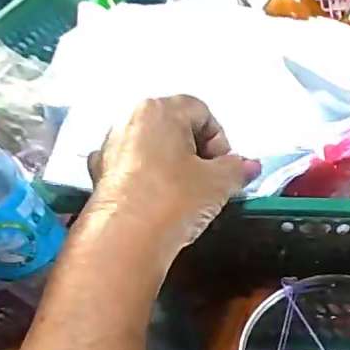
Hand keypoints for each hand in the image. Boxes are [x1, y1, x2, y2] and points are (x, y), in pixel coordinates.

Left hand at [85, 95, 259, 254]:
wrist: (127, 240)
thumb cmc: (172, 200)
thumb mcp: (219, 183)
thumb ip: (237, 169)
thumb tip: (249, 166)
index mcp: (159, 109)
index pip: (201, 112)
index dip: (220, 142)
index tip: (225, 169)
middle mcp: (129, 120)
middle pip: (174, 129)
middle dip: (196, 155)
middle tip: (209, 184)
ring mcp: (110, 148)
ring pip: (152, 150)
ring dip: (172, 169)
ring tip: (185, 199)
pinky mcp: (99, 177)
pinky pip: (133, 172)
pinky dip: (148, 183)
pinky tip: (159, 206)